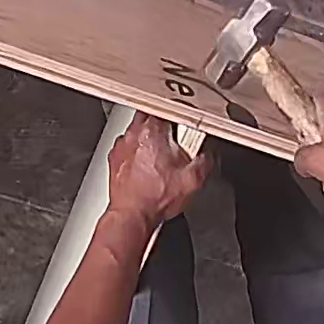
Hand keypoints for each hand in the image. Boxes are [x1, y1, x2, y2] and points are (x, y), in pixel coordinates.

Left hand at [106, 113, 211, 230]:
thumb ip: (206, 160)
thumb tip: (209, 152)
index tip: (185, 120)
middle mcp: (134, 133)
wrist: (132, 215)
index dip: (179, 112)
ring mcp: (122, 145)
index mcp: (154, 131)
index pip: (167, 107)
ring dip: (148, 136)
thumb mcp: (193, 180)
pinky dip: (136, 150)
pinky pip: (127, 145)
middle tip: (173, 133)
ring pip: (136, 129)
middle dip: (162, 121)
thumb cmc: (156, 198)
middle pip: (149, 114)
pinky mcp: (114, 157)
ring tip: (160, 152)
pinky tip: (145, 164)